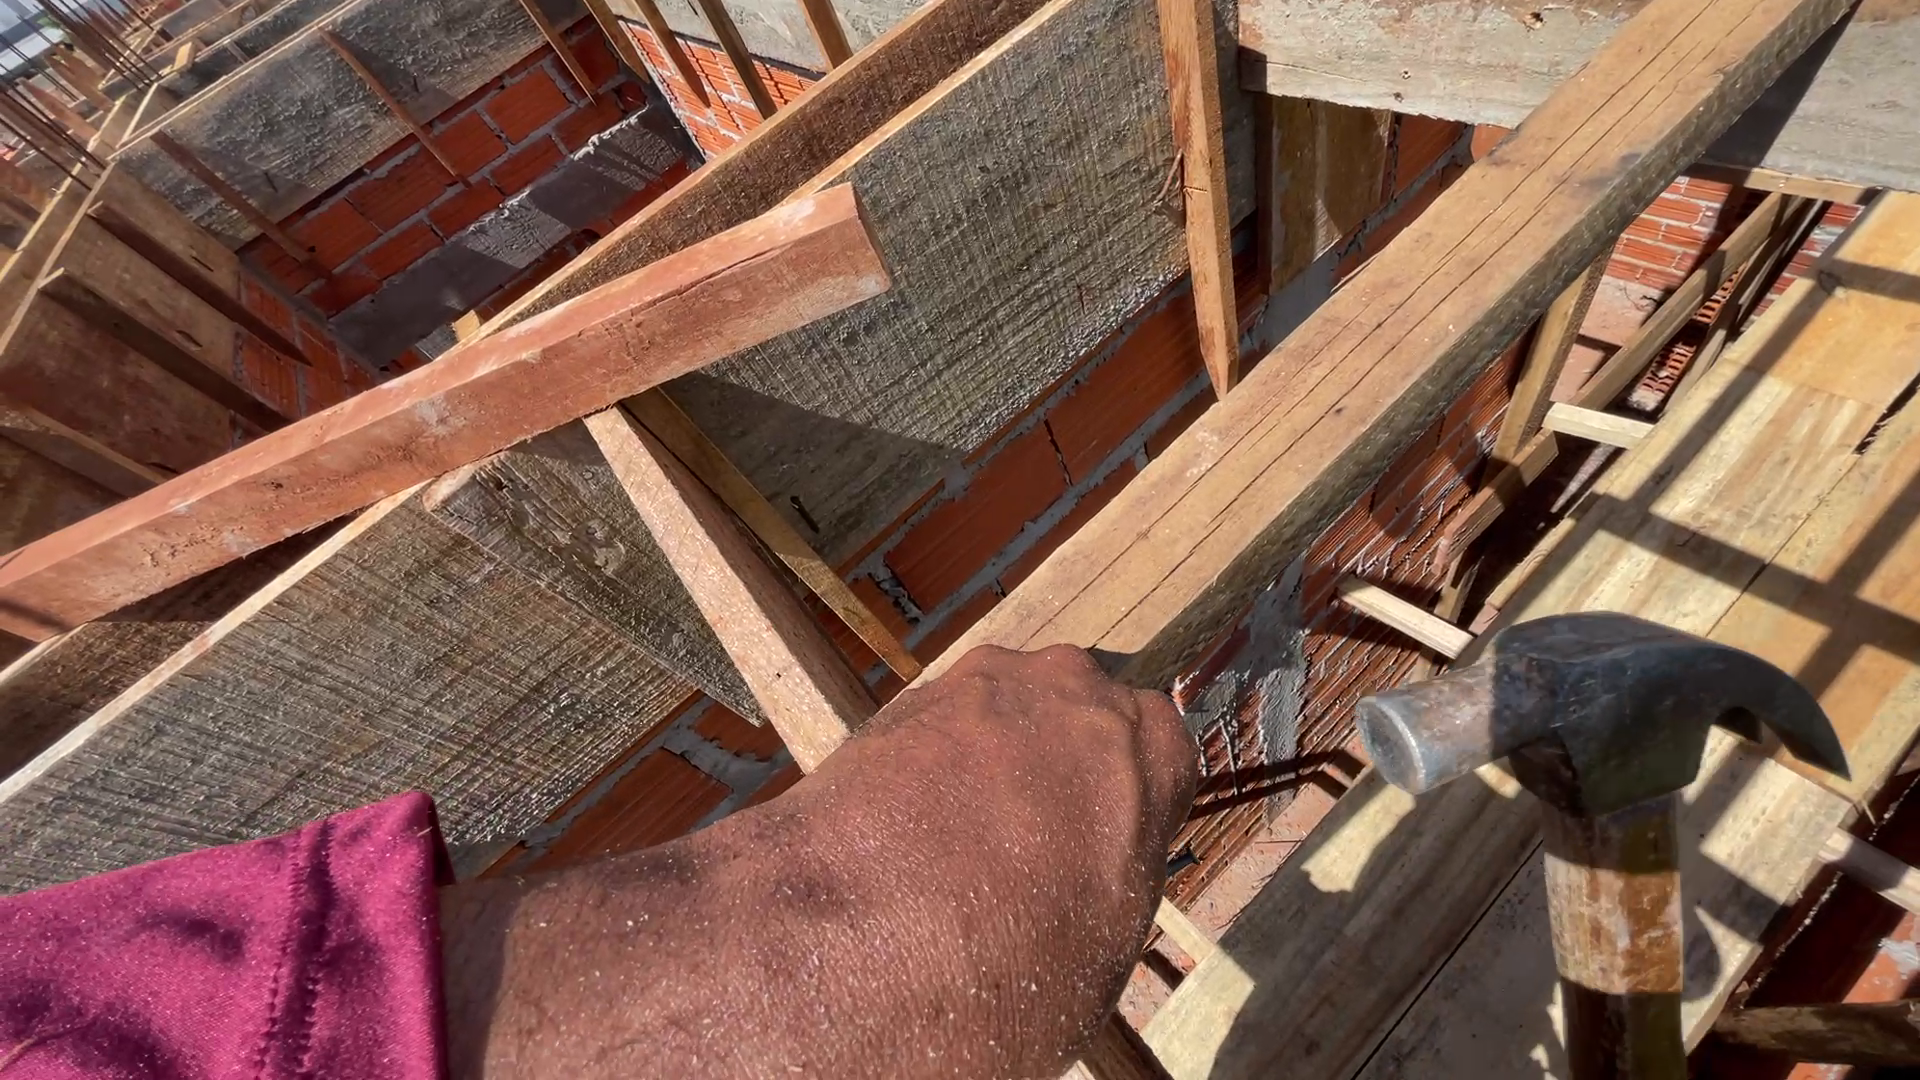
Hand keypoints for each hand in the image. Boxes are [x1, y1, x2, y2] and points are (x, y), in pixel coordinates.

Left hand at [440, 643, 1197, 1078]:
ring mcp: (985, 679)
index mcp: (1132, 753)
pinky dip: (965, 747)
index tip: (1107, 842)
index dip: (1139, 795)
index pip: (1171, 734)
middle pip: (1095, 708)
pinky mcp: (916, 687)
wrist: (818, 962)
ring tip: (975, 832)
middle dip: (1081, 765)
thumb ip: (1093, 883)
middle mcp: (1064, 691)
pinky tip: (926, 806)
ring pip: (1029, 702)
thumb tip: (1080, 862)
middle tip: (1039, 841)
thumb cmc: (979, 987)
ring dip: (1018, 755)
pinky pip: (969, 709)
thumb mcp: (1077, 955)